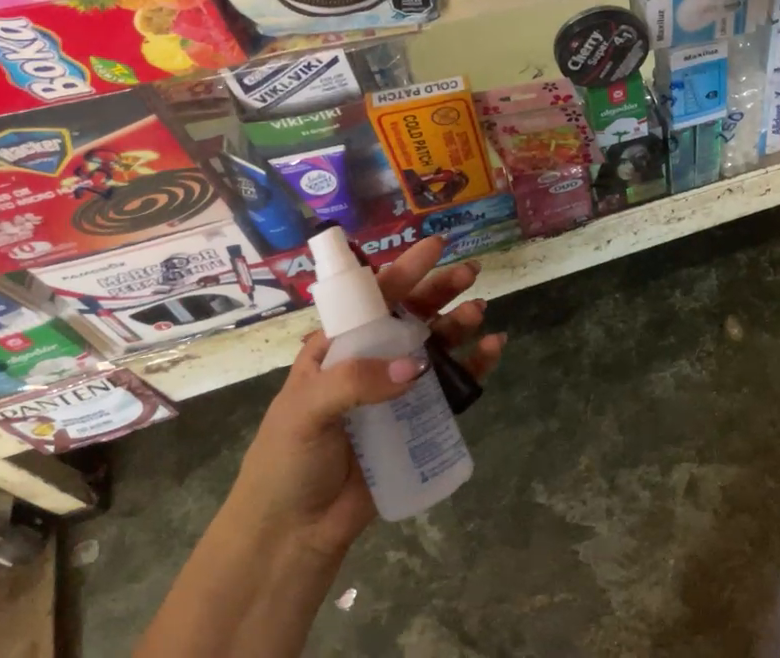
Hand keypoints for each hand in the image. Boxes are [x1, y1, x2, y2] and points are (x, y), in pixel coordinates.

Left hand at [227, 236, 504, 556]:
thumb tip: (416, 368)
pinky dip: (475, 363)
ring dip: (458, 324)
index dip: (403, 271)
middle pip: (411, 316)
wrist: (295, 531)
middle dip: (440, 291)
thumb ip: (355, 381)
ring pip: (436, 345)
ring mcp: (396, 391)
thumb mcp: (306, 412)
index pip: (372, 300)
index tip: (435, 247)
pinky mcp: (418, 419)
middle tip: (470, 274)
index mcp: (335, 350)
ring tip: (479, 313)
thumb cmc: (287, 462)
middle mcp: (370, 362)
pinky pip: (453, 384)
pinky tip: (492, 349)